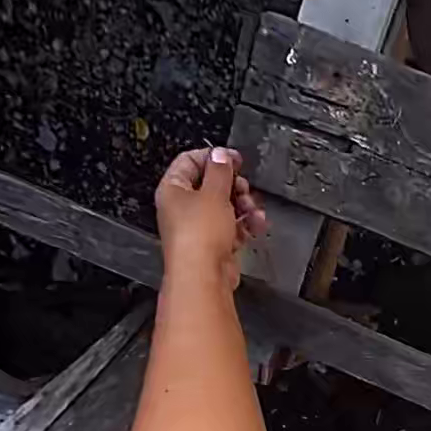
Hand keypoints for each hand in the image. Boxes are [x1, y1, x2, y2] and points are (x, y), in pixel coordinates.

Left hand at [155, 146, 268, 289]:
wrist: (204, 276)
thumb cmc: (199, 235)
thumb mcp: (214, 193)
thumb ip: (220, 170)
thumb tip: (220, 155)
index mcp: (173, 189)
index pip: (190, 161)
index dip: (213, 157)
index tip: (234, 159)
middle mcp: (182, 208)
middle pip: (211, 185)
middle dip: (234, 186)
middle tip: (244, 188)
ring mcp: (199, 228)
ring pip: (225, 207)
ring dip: (244, 206)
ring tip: (253, 209)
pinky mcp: (214, 245)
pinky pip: (232, 228)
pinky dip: (246, 225)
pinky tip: (257, 224)